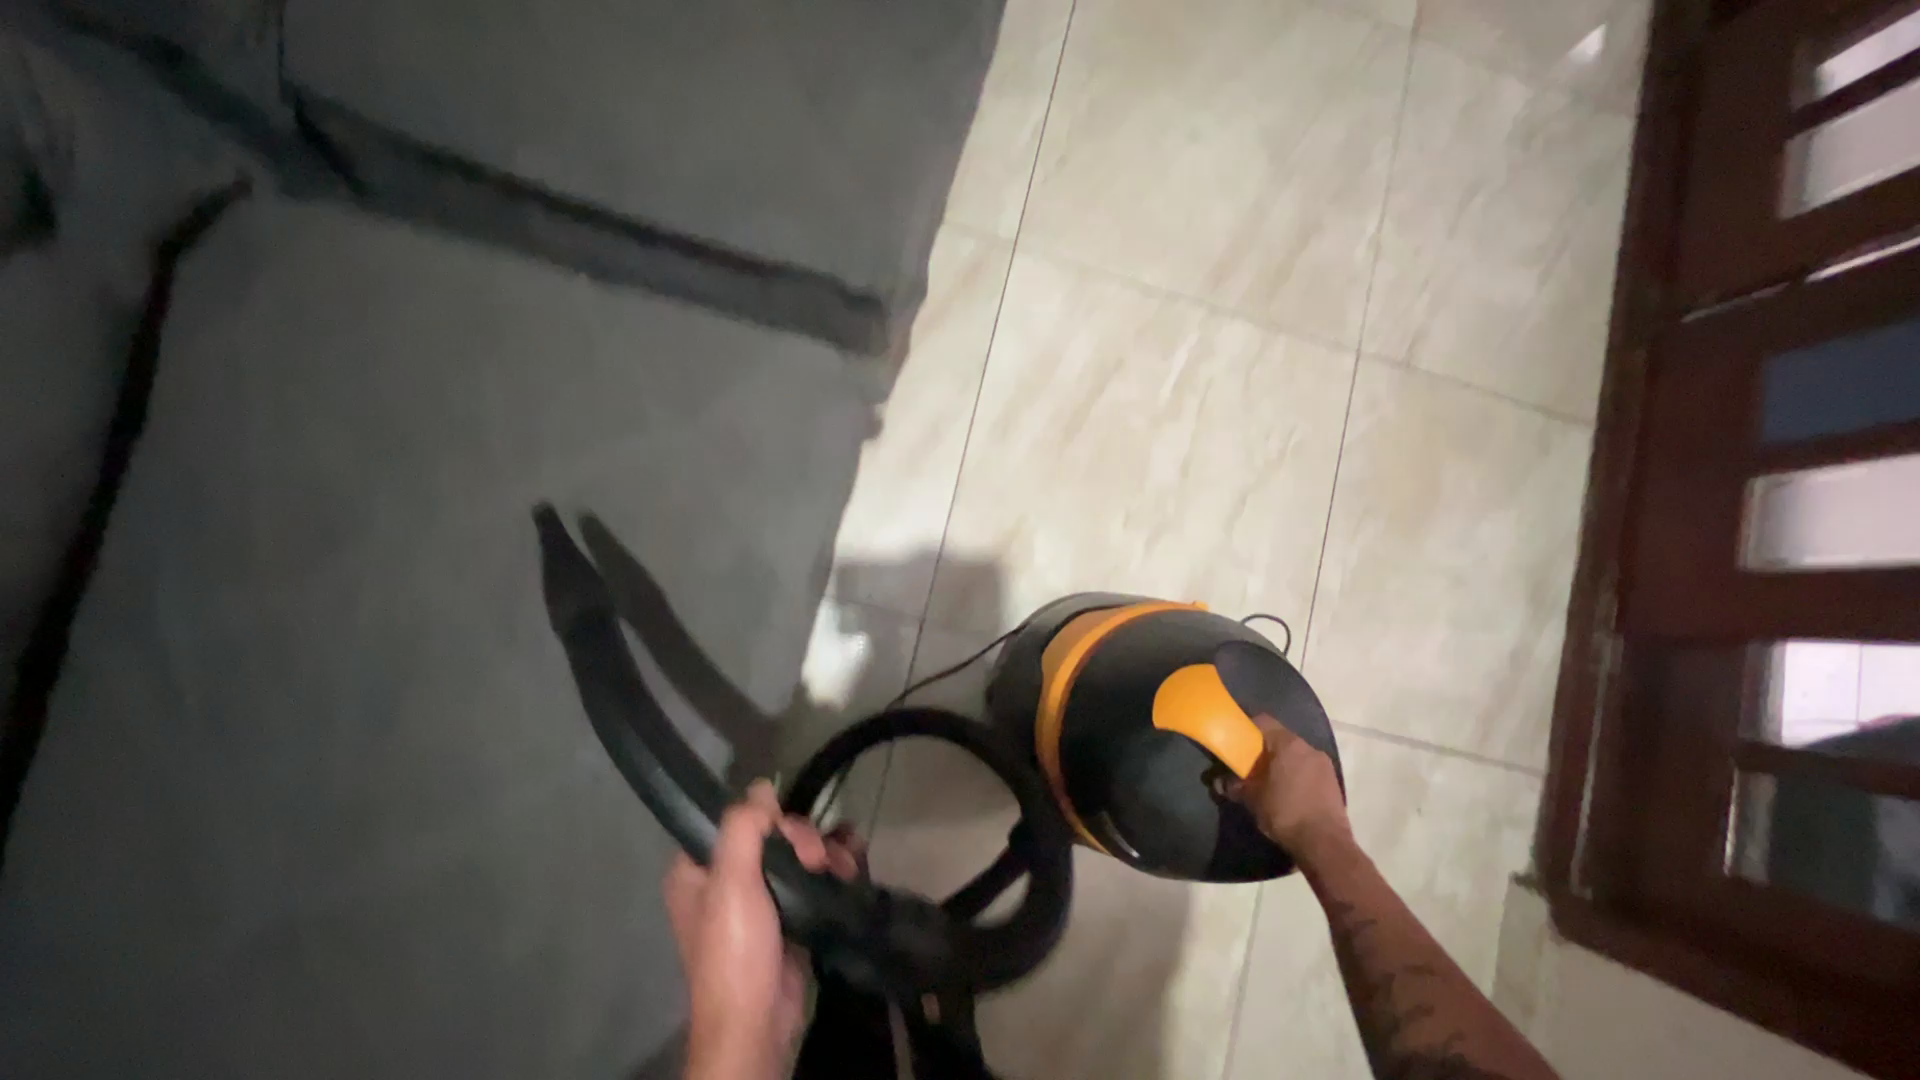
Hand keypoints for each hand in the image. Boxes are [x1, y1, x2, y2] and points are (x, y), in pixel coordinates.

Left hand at [664, 780, 859, 1079]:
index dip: (767, 818)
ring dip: (824, 852)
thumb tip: (762, 786)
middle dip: (803, 839)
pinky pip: (810, 879)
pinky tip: (852, 867)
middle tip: (818, 858)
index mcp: (697, 870)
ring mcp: (757, 900)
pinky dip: (831, 870)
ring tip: (844, 866)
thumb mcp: (731, 883)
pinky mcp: (787, 918)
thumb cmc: (736, 951)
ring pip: (794, 855)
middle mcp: (723, 880)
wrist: (758, 1024)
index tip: (789, 833)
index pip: (736, 819)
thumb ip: (743, 828)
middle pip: (771, 835)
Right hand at [1231, 715, 1352, 868]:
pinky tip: (1288, 794)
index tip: (1236, 741)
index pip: (1263, 721)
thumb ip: (1234, 786)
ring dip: (1282, 764)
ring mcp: (1324, 764)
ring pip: (1296, 755)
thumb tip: (1219, 782)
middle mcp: (1309, 747)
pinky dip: (1296, 775)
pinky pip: (1308, 769)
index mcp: (1288, 744)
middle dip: (1264, 750)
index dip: (1247, 729)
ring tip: (1269, 783)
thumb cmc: (1285, 813)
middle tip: (1249, 766)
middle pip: (1280, 739)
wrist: (1325, 844)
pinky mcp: (1333, 782)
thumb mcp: (1252, 799)